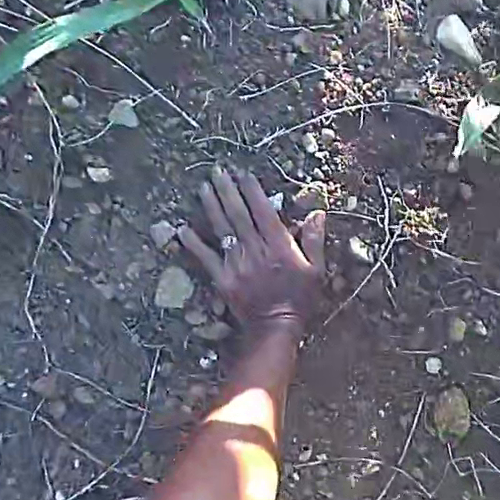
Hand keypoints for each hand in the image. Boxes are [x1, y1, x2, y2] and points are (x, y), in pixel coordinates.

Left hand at [178, 168, 326, 334]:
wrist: (275, 327)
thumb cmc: (300, 298)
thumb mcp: (316, 269)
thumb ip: (314, 240)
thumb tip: (317, 212)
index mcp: (278, 245)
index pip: (263, 211)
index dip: (252, 191)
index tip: (243, 174)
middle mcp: (255, 249)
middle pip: (238, 214)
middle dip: (227, 191)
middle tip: (217, 172)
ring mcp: (236, 263)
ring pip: (222, 229)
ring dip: (211, 207)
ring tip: (203, 188)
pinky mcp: (222, 278)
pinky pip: (205, 257)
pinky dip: (193, 243)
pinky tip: (182, 229)